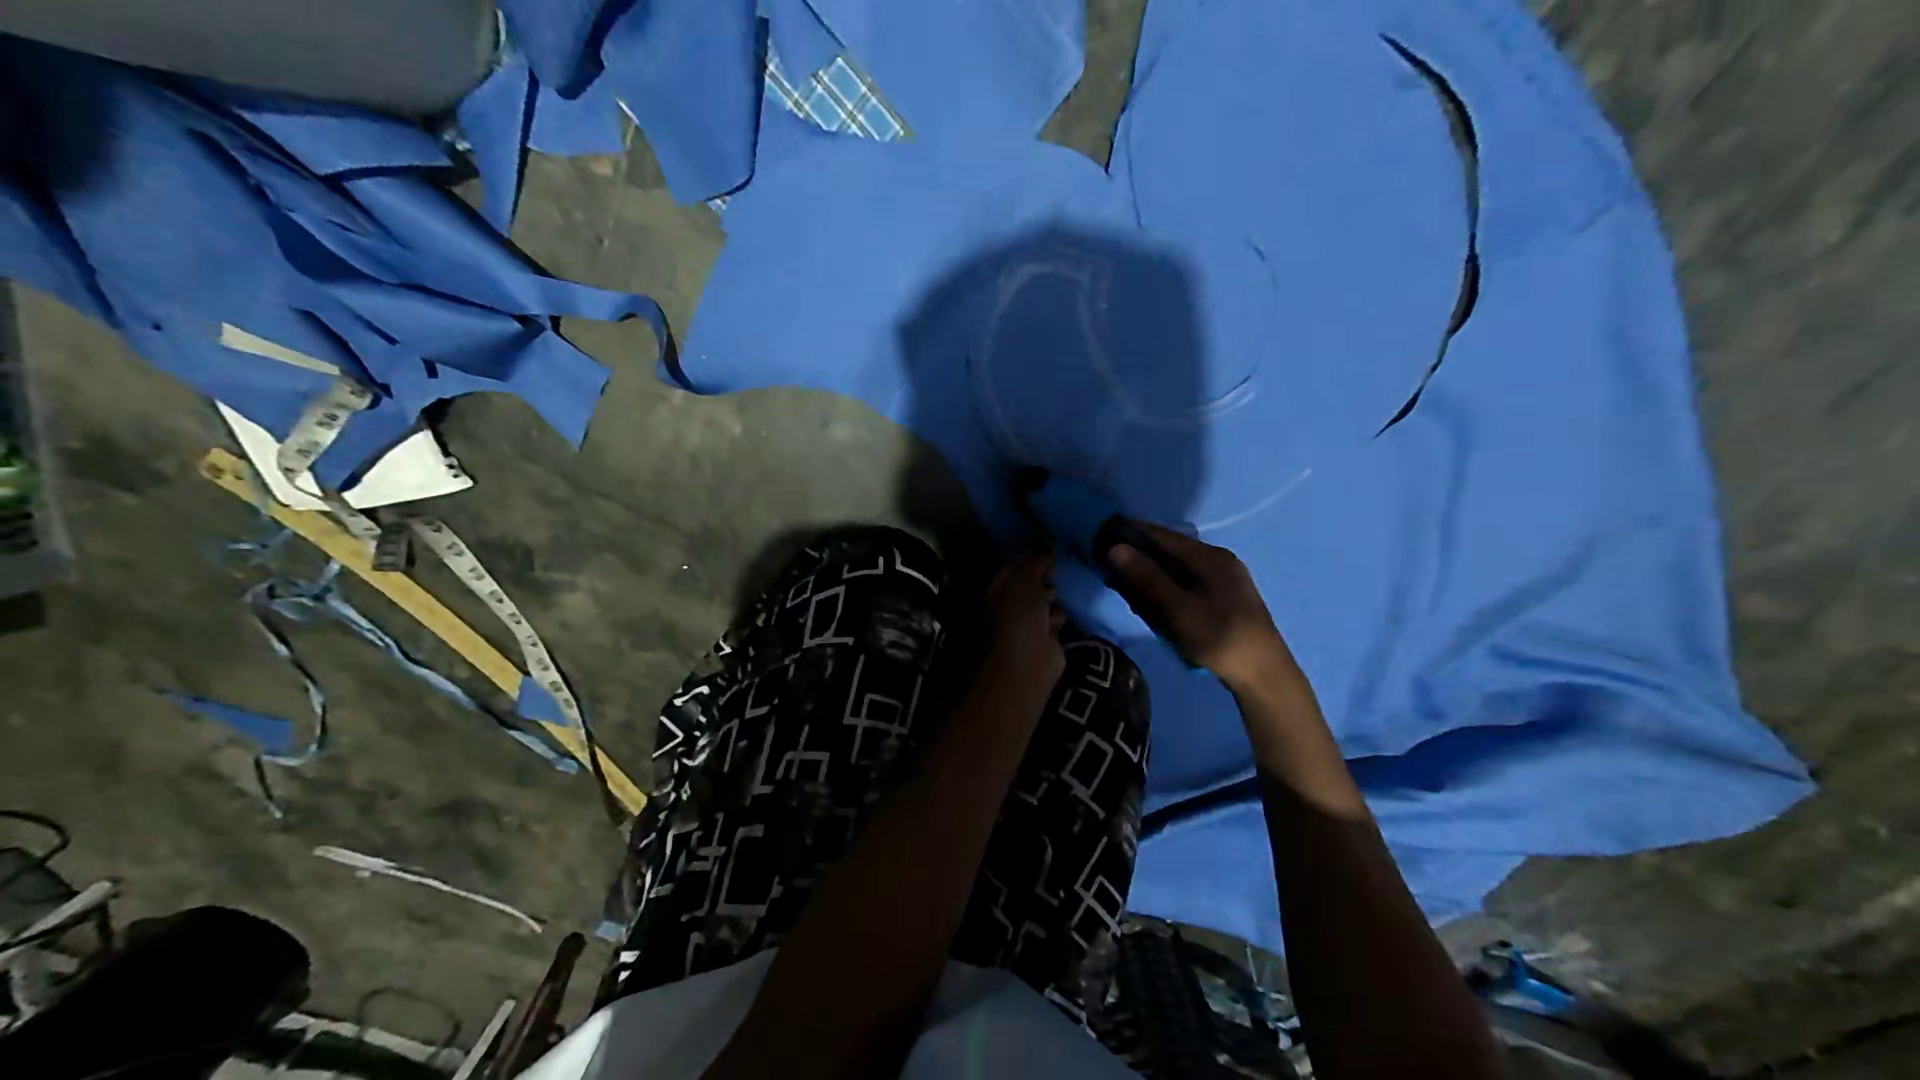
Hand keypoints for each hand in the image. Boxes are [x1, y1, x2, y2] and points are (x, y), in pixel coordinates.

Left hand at [979, 551, 1066, 704]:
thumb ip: (1037, 561)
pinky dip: (1057, 617)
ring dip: (1051, 597)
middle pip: (1030, 583)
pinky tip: (1056, 620)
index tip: (1049, 547)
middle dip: (1042, 577)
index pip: (1013, 566)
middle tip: (1054, 570)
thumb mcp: (1027, 579)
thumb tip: (1049, 549)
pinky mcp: (1044, 636)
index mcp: (997, 589)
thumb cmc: (1021, 613)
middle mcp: (1009, 604)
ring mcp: (1026, 622)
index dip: (1030, 555)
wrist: (1029, 657)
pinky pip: (1054, 618)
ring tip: (1053, 598)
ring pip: (1043, 600)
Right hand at [1107, 522, 1295, 690]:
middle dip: (1139, 557)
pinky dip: (1166, 587)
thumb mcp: (1177, 608)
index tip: (1103, 535)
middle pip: (1170, 551)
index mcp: (1210, 557)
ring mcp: (1224, 580)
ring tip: (1127, 587)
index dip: (1132, 533)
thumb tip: (1115, 548)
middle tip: (1110, 569)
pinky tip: (1154, 602)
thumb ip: (1146, 577)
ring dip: (1151, 575)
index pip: (1163, 536)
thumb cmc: (1218, 637)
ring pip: (1178, 569)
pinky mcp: (1224, 599)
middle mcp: (1219, 561)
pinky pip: (1187, 583)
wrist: (1262, 673)